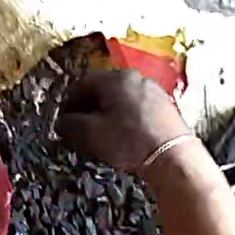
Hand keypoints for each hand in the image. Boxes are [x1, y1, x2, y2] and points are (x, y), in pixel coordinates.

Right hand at [55, 69, 190, 172]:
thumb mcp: (91, 134)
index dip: (69, 102)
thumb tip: (62, 121)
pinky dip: (125, 116)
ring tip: (101, 132)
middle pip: (103, 89)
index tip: (63, 119)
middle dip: (88, 107)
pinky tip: (124, 134)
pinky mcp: (165, 105)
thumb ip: (70, 124)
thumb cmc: (128, 141)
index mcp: (114, 78)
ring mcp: (153, 90)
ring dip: (107, 112)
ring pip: (121, 98)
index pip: (82, 84)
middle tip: (79, 126)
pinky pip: (137, 106)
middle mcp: (135, 77)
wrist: (172, 156)